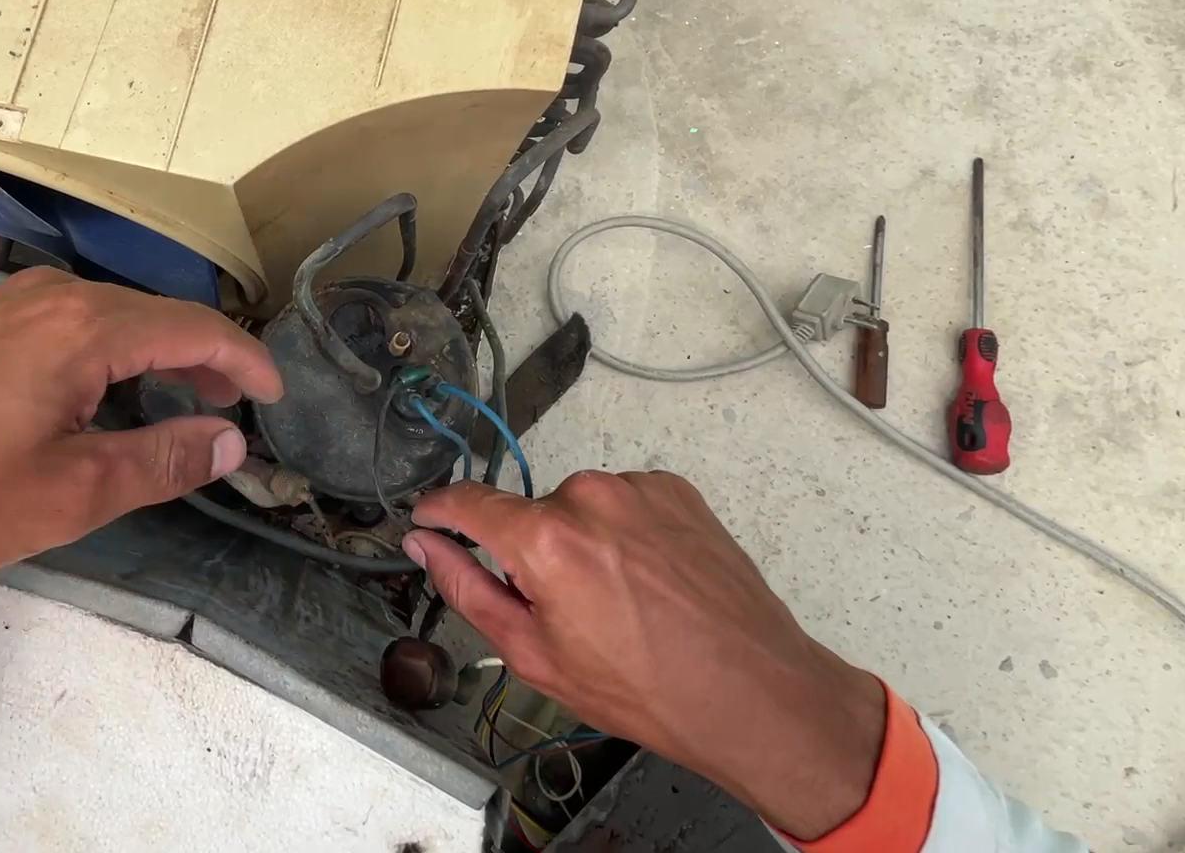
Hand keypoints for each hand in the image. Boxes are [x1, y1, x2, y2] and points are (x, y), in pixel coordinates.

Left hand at [0, 268, 281, 635]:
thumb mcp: (65, 494)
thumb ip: (160, 462)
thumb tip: (228, 441)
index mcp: (82, 328)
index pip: (194, 328)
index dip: (245, 360)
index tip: (274, 394)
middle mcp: (50, 295)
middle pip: (153, 315)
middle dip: (202, 359)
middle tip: (232, 407)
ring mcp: (5, 301)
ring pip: (109, 319)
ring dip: (152, 356)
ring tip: (177, 401)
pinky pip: (65, 326)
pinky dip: (105, 356)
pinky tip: (98, 396)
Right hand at [402, 472, 883, 840]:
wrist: (759, 697)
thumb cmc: (639, 688)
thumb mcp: (532, 652)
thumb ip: (464, 586)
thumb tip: (424, 542)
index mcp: (543, 537)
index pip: (465, 500)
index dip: (438, 510)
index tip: (428, 520)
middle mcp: (586, 494)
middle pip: (526, 512)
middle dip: (528, 549)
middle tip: (562, 602)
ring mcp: (635, 486)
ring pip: (573, 506)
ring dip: (577, 538)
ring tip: (617, 594)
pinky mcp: (673, 488)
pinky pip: (619, 500)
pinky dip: (618, 529)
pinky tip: (647, 575)